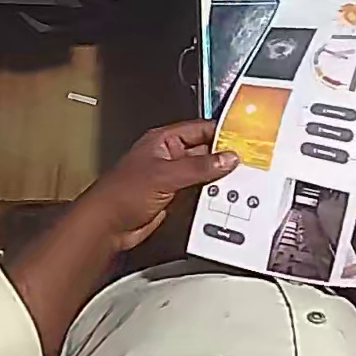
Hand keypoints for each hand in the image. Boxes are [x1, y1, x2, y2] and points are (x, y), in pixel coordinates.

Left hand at [70, 119, 238, 251]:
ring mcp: (170, 177)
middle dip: (223, 157)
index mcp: (162, 141)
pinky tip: (222, 196)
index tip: (243, 137)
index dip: (220, 132)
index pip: (198, 130)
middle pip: (203, 151)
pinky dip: (210, 193)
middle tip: (247, 161)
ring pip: (202, 173)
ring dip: (217, 178)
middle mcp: (167, 156)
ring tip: (239, 179)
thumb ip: (199, 167)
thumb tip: (225, 158)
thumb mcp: (165, 175)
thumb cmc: (121, 192)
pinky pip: (197, 191)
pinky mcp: (172, 196)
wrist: (108, 225)